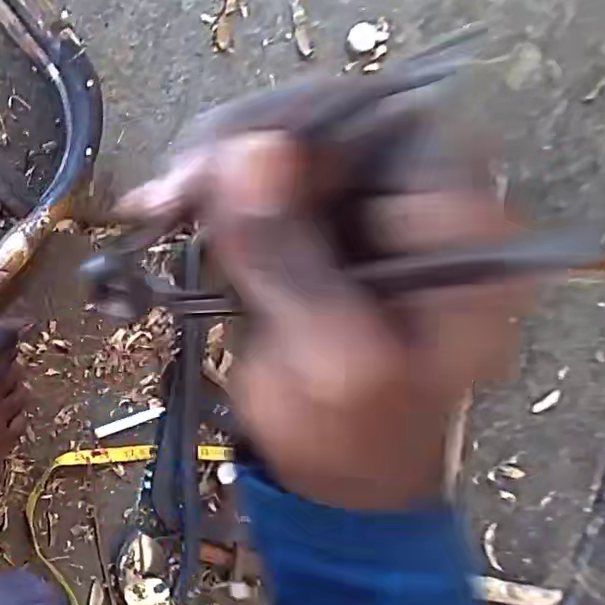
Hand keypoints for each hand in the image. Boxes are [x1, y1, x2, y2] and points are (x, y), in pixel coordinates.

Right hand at [118, 131, 531, 509]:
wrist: (334, 479)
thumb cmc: (349, 432)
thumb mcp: (325, 351)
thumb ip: (286, 255)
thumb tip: (243, 152)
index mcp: (452, 230)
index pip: (383, 125)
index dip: (292, 127)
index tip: (209, 163)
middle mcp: (403, 212)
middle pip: (321, 132)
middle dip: (234, 148)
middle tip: (165, 190)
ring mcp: (345, 227)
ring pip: (273, 160)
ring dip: (206, 175)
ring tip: (152, 206)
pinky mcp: (295, 247)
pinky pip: (246, 200)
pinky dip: (199, 203)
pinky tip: (160, 216)